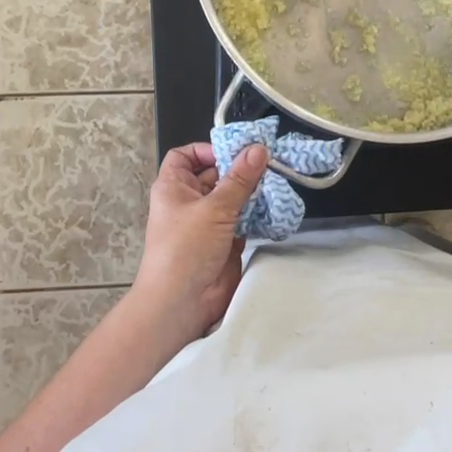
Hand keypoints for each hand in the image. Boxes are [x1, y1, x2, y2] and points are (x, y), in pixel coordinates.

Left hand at [130, 141, 268, 342]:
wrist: (183, 301)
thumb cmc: (186, 249)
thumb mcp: (214, 208)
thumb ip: (239, 179)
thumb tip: (257, 149)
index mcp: (174, 187)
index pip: (186, 156)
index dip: (207, 150)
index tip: (235, 151)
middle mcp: (189, 201)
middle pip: (215, 175)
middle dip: (240, 170)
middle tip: (269, 163)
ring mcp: (208, 222)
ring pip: (233, 197)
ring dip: (252, 192)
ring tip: (277, 183)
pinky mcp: (224, 240)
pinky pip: (243, 219)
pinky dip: (257, 213)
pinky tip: (275, 206)